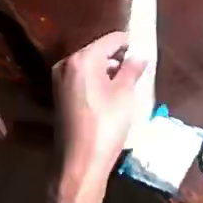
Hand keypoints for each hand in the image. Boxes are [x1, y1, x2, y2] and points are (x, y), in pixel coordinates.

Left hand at [54, 31, 147, 186]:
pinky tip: (110, 95)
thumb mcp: (125, 94)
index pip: (110, 40)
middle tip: (138, 68)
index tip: (143, 50)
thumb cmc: (106, 124)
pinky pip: (81, 79)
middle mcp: (66, 65)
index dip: (129, 43)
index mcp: (82, 59)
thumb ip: (132, 69)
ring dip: (107, 70)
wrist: (80, 162)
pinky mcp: (59, 97)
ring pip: (89, 66)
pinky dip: (96, 82)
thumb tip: (139, 56)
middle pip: (97, 51)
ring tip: (127, 83)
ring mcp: (59, 81)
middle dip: (117, 57)